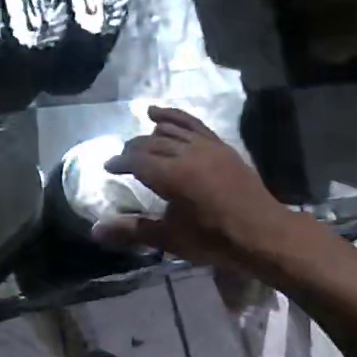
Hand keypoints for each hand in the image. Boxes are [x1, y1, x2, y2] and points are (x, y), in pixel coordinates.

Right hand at [94, 106, 288, 265]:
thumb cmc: (213, 239)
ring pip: (172, 131)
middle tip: (122, 158)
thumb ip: (132, 230)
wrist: (261, 233)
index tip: (107, 167)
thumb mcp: (169, 238)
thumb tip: (95, 231)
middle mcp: (186, 154)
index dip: (119, 163)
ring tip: (139, 135)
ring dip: (152, 132)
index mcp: (170, 175)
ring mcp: (206, 147)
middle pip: (152, 144)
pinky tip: (165, 117)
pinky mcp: (222, 147)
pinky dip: (177, 117)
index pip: (136, 161)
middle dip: (133, 149)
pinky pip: (195, 125)